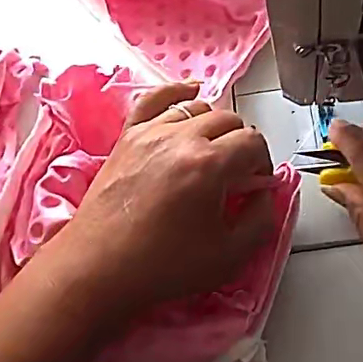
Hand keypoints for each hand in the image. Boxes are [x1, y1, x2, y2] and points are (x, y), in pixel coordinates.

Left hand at [27, 83, 275, 328]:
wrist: (98, 270)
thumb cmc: (161, 267)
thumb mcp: (229, 256)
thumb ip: (261, 220)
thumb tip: (265, 195)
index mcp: (209, 164)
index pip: (253, 142)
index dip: (263, 163)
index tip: (256, 183)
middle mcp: (181, 139)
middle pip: (229, 120)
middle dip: (242, 144)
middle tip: (237, 174)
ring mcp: (150, 133)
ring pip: (197, 108)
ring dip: (214, 126)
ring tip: (213, 151)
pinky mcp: (128, 137)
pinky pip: (156, 99)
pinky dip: (176, 91)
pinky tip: (190, 92)